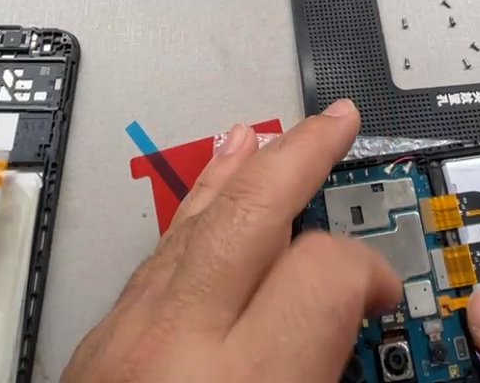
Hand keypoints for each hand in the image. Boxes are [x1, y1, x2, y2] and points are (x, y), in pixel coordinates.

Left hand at [63, 100, 400, 382]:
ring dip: (240, 171)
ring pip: (194, 222)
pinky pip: (156, 256)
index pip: (321, 275)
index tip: (384, 293)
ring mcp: (124, 341)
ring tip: (272, 133)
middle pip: (249, 215)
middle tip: (339, 122)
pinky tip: (208, 191)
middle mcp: (175, 349)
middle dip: (300, 158)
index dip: (368, 272)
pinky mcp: (95, 348)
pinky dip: (193, 210)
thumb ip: (323, 374)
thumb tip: (357, 326)